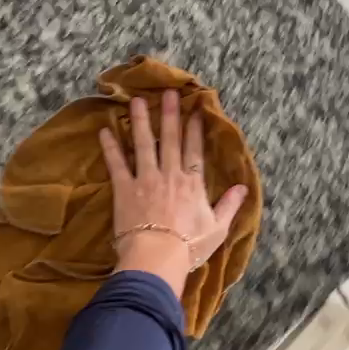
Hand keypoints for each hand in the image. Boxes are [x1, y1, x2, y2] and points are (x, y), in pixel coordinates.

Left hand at [98, 91, 249, 294]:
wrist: (157, 257)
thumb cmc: (189, 246)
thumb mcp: (217, 228)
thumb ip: (230, 205)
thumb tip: (244, 187)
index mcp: (193, 183)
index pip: (194, 150)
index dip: (194, 129)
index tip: (194, 111)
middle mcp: (170, 174)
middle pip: (170, 139)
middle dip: (170, 114)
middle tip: (169, 93)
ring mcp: (146, 179)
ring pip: (143, 144)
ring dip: (140, 121)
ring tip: (137, 101)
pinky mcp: (124, 189)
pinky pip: (117, 164)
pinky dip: (111, 147)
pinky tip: (104, 131)